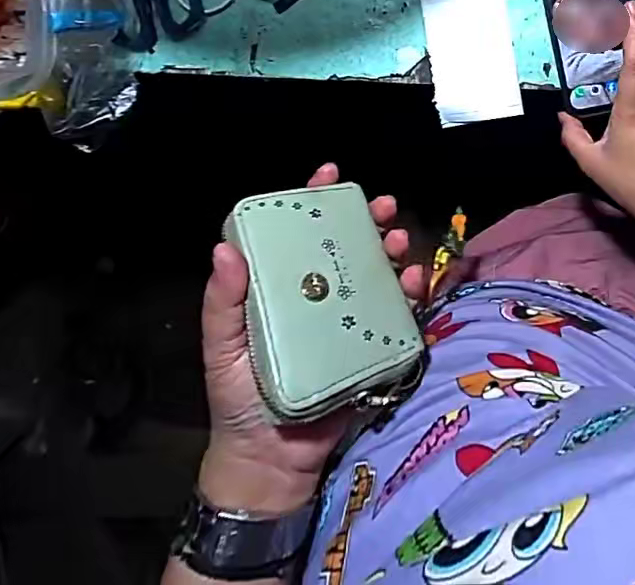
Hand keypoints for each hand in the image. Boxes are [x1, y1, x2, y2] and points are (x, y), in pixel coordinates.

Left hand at [197, 164, 424, 513]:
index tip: (330, 173)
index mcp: (283, 284)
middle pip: (347, 243)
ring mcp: (349, 317)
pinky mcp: (372, 344)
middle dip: (367, 217)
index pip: (300, 232)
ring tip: (397, 238)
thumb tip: (223, 249)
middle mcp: (320, 292)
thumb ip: (222, 303)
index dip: (314, 198)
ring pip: (376, 270)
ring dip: (392, 247)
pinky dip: (410, 293)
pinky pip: (396, 312)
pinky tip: (413, 280)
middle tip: (382, 204)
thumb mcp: (222, 347)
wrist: (270, 461)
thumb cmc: (239, 396)